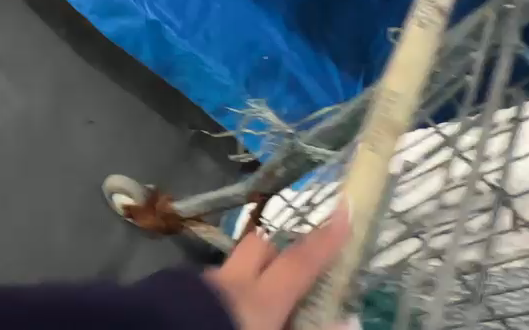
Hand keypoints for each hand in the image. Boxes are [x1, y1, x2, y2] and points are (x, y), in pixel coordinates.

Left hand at [203, 207, 350, 329]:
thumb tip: (349, 321)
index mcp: (259, 300)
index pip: (299, 262)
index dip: (324, 240)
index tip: (342, 211)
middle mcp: (230, 284)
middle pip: (260, 249)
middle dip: (281, 254)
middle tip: (299, 274)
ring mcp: (202, 288)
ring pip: (234, 269)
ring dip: (251, 279)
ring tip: (264, 307)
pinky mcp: (179, 297)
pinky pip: (213, 288)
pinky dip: (228, 297)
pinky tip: (228, 317)